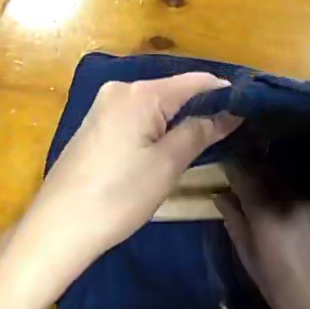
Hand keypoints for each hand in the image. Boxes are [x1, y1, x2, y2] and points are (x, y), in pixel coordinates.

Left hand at [12, 73, 240, 290]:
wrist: (58, 226)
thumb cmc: (118, 196)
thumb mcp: (167, 165)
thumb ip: (200, 132)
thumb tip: (230, 112)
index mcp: (140, 93)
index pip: (195, 81)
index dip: (225, 93)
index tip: (251, 108)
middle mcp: (120, 89)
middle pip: (173, 90)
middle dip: (202, 106)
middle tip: (234, 128)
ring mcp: (103, 106)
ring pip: (154, 104)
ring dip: (179, 118)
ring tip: (208, 138)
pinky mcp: (95, 125)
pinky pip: (136, 116)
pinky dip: (156, 125)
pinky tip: (168, 144)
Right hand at [216, 166, 309, 308]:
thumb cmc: (282, 293)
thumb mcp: (249, 260)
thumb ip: (234, 223)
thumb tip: (221, 197)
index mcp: (268, 215)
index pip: (245, 178)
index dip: (231, 170)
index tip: (221, 169)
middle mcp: (290, 201)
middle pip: (263, 178)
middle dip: (248, 178)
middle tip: (234, 186)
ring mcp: (309, 206)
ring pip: (280, 188)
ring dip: (266, 189)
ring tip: (255, 203)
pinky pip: (293, 199)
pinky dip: (281, 201)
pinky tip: (278, 218)